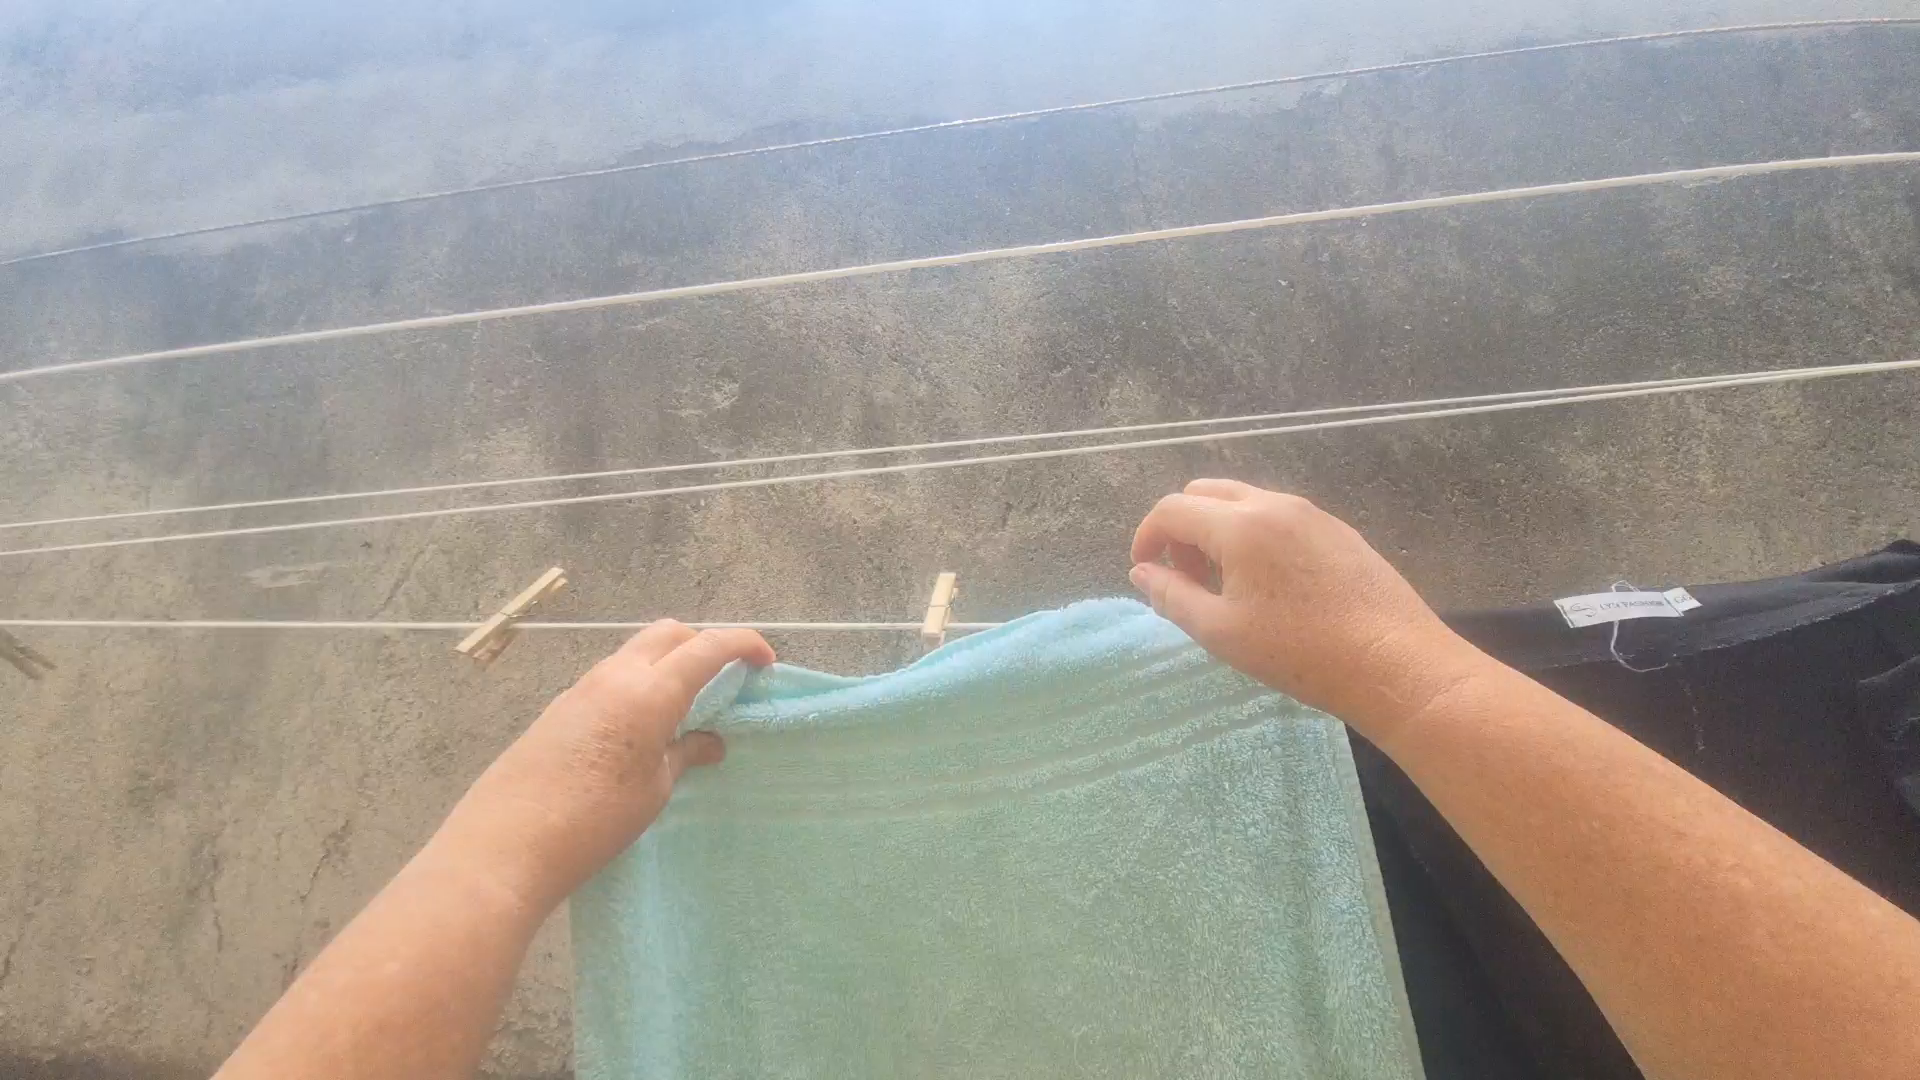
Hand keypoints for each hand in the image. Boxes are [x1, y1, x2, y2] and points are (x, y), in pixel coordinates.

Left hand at [441, 622, 774, 910]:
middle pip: (670, 633)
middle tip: (724, 678)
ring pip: (638, 651)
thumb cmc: (593, 822)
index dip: (744, 644)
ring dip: (670, 662)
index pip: (709, 646)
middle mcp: (616, 676)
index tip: (765, 661)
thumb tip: (712, 742)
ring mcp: (582, 688)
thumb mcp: (654, 790)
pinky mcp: (560, 708)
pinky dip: (640, 683)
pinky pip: (612, 676)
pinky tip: (642, 727)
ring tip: (685, 705)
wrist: (501, 850)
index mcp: (649, 692)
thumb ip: (686, 753)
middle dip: (705, 643)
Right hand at [1129, 479, 1487, 738]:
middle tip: (1185, 577)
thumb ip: (1171, 596)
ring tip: (1224, 584)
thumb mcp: (1220, 631)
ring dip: (1215, 531)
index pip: (1171, 509)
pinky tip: (1268, 584)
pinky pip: (1276, 516)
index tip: (1144, 571)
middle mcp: (1273, 504)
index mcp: (1239, 525)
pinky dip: (1250, 535)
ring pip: (1241, 502)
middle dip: (1180, 529)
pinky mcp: (1337, 530)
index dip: (1146, 536)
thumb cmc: (1299, 652)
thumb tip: (1141, 572)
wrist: (1397, 664)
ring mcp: (1310, 513)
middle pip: (1204, 493)